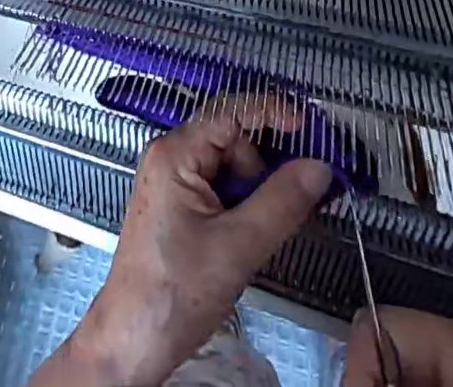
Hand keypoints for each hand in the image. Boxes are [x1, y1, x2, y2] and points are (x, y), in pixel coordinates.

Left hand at [32, 99, 332, 386]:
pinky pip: (218, 184)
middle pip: (231, 138)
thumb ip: (282, 202)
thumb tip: (320, 167)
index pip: (229, 113)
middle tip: (292, 196)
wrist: (132, 339)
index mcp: (174, 153)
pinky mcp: (177, 202)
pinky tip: (251, 228)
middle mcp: (169, 156)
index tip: (309, 126)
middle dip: (264, 163)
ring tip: (261, 227)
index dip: (270, 113)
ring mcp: (171, 179)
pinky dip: (243, 199)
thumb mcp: (238, 246)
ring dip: (255, 186)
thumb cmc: (175, 292)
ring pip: (228, 164)